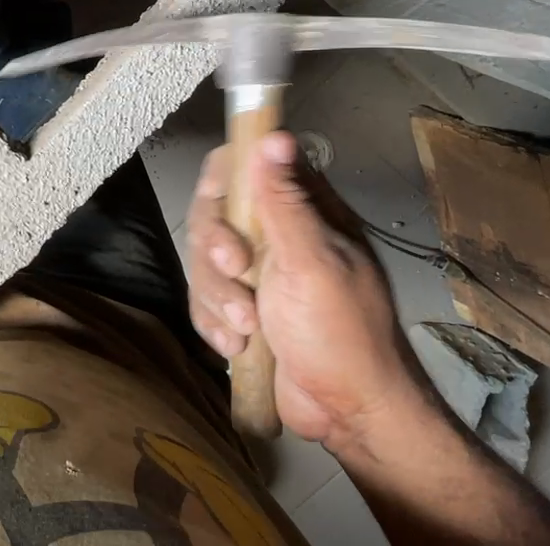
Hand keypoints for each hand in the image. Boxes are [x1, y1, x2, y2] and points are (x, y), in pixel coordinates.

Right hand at [185, 132, 434, 451]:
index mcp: (303, 213)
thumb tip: (276, 135)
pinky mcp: (240, 306)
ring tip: (246, 326)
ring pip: (201, 259)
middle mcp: (275, 235)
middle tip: (237, 271)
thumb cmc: (342, 333)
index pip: (247, 166)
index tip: (220, 206)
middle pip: (212, 214)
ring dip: (217, 295)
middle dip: (215, 250)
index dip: (225, 180)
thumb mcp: (313, 263)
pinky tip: (236, 343)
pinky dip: (212, 321)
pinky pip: (201, 297)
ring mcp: (256, 272)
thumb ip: (285, 200)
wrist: (347, 415)